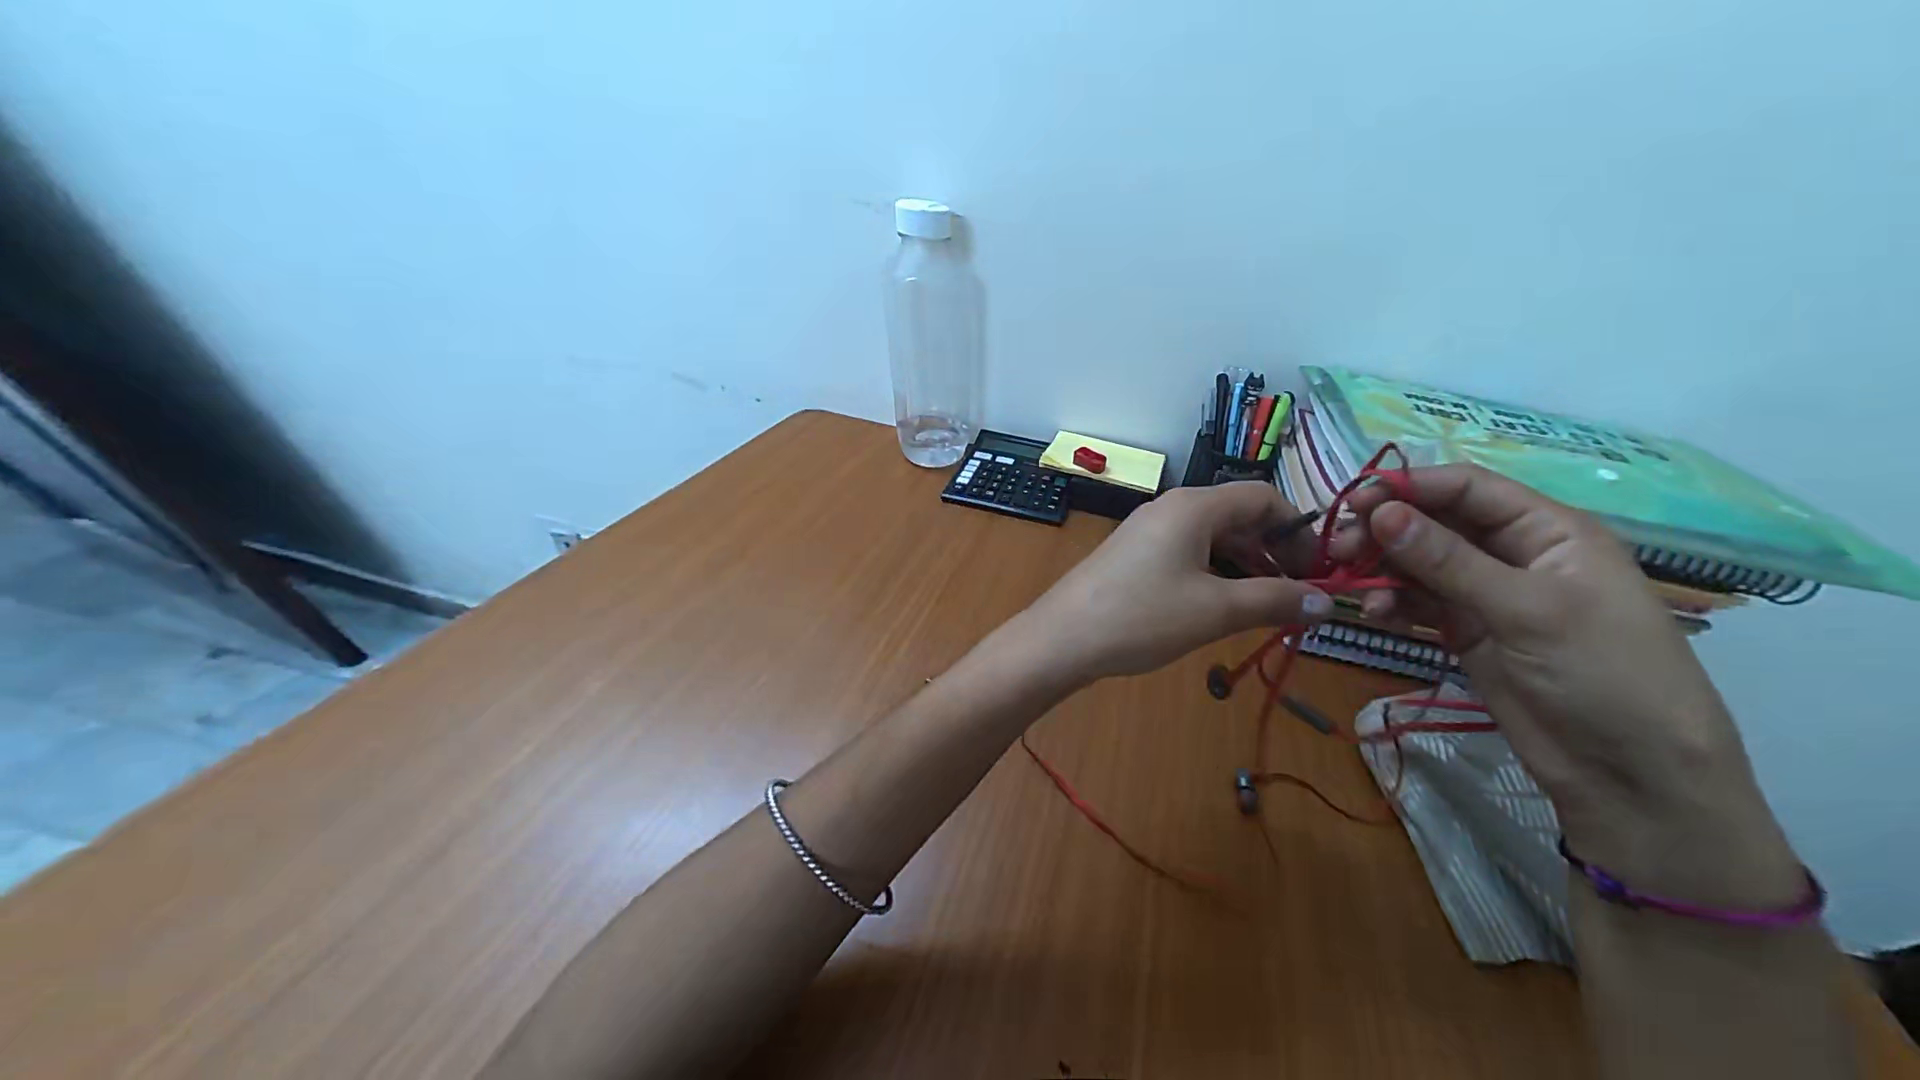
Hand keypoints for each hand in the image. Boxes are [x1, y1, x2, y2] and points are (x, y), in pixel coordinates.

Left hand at [1020, 483, 1333, 683]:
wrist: (1061, 639)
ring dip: (1246, 568)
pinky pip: (1188, 554)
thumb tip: (1327, 602)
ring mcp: (1148, 531)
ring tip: (1267, 607)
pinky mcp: (1133, 556)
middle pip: (1239, 517)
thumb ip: (1275, 600)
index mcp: (1194, 506)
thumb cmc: (1141, 616)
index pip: (1264, 497)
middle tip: (1299, 596)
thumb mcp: (1216, 610)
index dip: (1299, 530)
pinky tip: (1223, 608)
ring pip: (1213, 539)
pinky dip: (1215, 575)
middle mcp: (1171, 509)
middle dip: (1274, 553)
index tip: (1320, 571)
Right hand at [1342, 465, 1802, 905]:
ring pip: (1418, 563)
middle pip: (1435, 523)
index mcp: (1548, 531)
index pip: (1469, 489)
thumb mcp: (1527, 609)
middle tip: (1338, 547)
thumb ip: (1448, 559)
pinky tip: (1375, 614)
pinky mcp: (1465, 630)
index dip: (1411, 487)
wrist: (1628, 773)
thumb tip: (1381, 512)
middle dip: (1386, 530)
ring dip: (1381, 568)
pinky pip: (1417, 601)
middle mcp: (1513, 554)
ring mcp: (1486, 594)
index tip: (1355, 501)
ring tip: (1349, 583)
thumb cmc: (1603, 674)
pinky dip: (1392, 602)